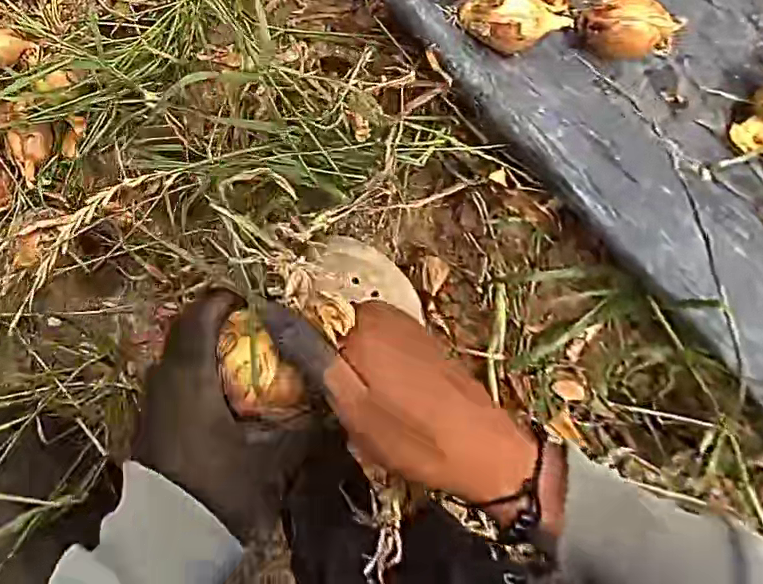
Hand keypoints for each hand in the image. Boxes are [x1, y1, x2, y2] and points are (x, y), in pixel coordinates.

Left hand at [132, 289, 317, 539]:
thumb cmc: (217, 485)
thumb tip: (327, 409)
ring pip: (178, 348)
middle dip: (216, 318)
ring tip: (238, 355)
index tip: (250, 303)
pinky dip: (195, 365)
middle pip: (187, 326)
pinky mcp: (151, 412)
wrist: (168, 531)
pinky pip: (173, 371)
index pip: (202, 314)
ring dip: (204, 342)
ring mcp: (154, 392)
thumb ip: (298, 430)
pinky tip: (219, 389)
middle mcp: (166, 372)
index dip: (225, 300)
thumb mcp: (266, 459)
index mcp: (190, 371)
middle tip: (248, 326)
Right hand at [266, 300, 565, 534]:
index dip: (298, 352)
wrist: (490, 452)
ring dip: (354, 365)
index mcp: (356, 323)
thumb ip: (312, 355)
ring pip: (355, 336)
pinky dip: (377, 364)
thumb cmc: (414, 436)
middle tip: (343, 405)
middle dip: (330, 361)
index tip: (305, 384)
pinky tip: (393, 399)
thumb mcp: (352, 407)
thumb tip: (273, 313)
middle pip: (329, 327)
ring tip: (370, 406)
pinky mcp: (419, 334)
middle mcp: (377, 310)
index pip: (303, 320)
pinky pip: (380, 341)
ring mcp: (401, 320)